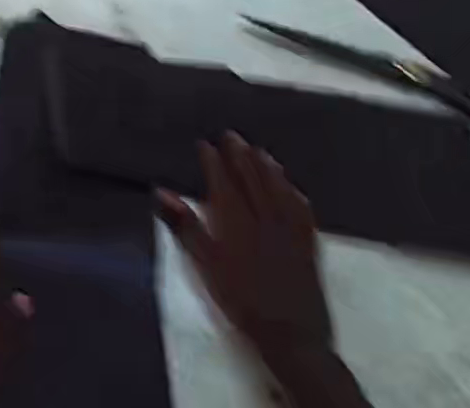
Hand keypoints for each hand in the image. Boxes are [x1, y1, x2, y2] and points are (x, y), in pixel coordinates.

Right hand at [158, 133, 331, 360]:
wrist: (290, 335)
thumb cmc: (238, 298)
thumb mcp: (202, 262)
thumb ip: (184, 225)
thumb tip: (161, 191)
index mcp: (234, 220)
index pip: (222, 181)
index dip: (212, 161)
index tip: (204, 143)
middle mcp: (262, 219)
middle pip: (252, 181)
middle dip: (241, 157)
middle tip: (233, 135)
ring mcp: (288, 233)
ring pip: (279, 192)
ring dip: (269, 170)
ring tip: (262, 152)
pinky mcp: (308, 249)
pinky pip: (303, 215)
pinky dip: (297, 197)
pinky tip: (295, 189)